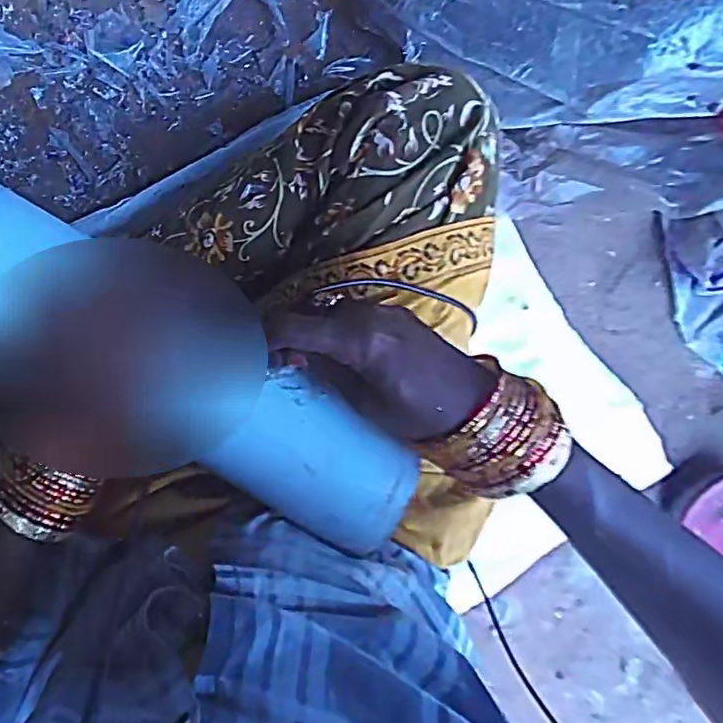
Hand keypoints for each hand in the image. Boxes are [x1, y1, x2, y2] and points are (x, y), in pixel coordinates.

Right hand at [264, 301, 498, 441]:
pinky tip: (331, 353)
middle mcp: (364, 314)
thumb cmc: (419, 413)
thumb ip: (327, 375)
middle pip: (304, 312)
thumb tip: (294, 359)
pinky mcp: (388, 312)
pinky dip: (328, 329)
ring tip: (303, 362)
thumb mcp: (365, 405)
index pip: (291, 324)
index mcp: (356, 338)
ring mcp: (378, 309)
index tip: (250, 356)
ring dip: (307, 331)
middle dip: (283, 334)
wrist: (472, 400)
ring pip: (324, 312)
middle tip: (278, 365)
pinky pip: (346, 314)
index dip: (262, 337)